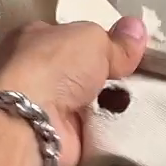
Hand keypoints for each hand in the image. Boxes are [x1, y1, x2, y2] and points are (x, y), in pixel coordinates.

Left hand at [0, 18, 147, 165]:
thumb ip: (115, 40)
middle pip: (78, 70)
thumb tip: (136, 29)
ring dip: (107, 103)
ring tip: (137, 101)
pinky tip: (125, 124)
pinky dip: (104, 128)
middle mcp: (31, 70)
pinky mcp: (51, 136)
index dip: (94, 42)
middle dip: (103, 75)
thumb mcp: (92, 39)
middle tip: (135, 77)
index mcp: (31, 37)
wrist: (28, 124)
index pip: (67, 36)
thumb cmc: (53, 66)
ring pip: (85, 100)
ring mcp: (39, 106)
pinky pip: (87, 129)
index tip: (122, 49)